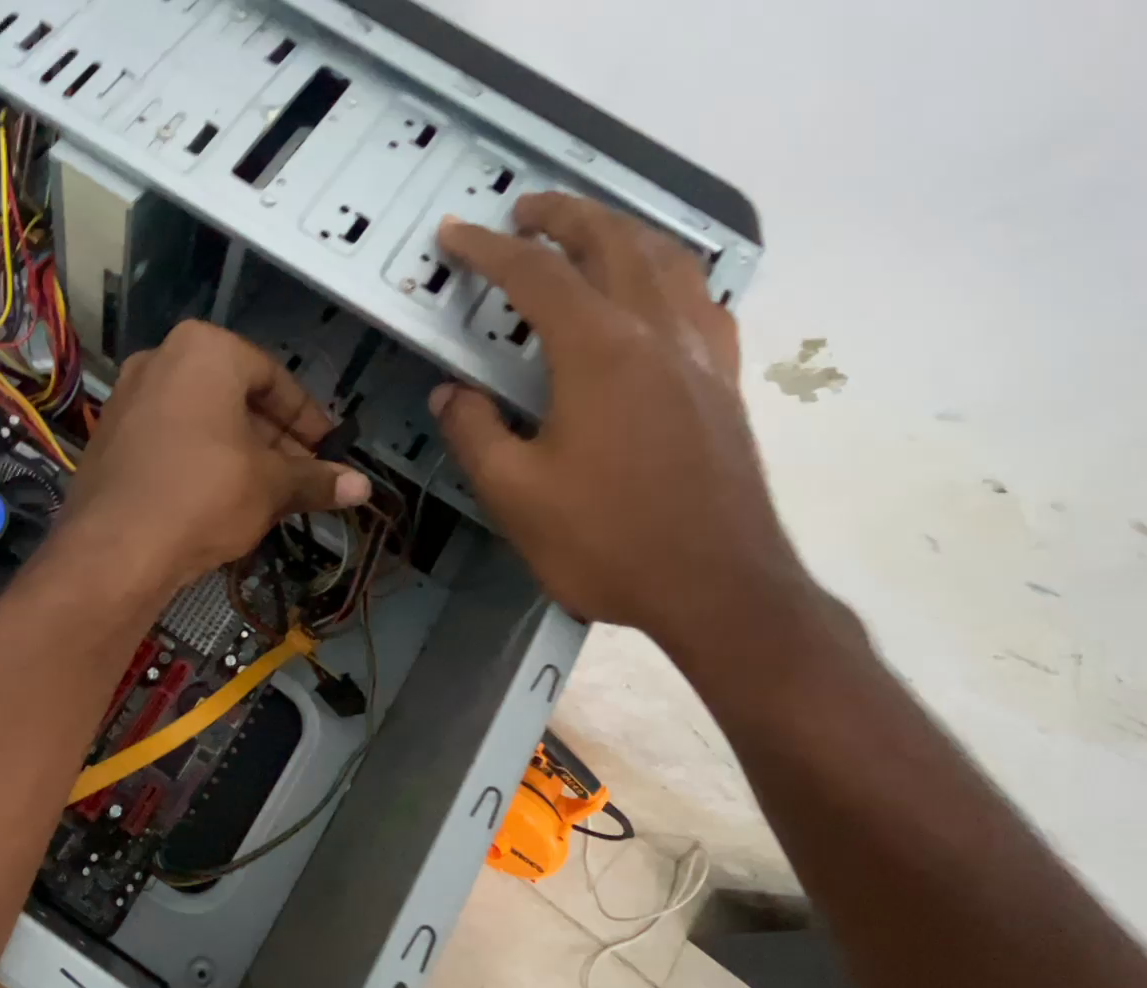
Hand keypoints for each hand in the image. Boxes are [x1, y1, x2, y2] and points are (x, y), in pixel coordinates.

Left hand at [63, 320, 370, 590]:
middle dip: (274, 439)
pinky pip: (169, 440)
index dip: (308, 420)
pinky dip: (200, 461)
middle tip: (301, 477)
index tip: (329, 451)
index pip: (274, 377)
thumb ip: (316, 479)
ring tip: (267, 494)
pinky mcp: (107, 439)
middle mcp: (159, 360)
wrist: (115, 548)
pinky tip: (219, 501)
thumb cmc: (205, 494)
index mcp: (204, 350)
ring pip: (201, 420)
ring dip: (239, 452)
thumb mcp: (271, 485)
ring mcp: (126, 399)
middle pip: (235, 397)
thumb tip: (363, 487)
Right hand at [430, 194, 815, 644]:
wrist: (720, 589)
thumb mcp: (514, 494)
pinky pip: (702, 300)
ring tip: (588, 232)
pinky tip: (658, 291)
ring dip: (621, 231)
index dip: (487, 250)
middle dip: (562, 216)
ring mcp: (701, 354)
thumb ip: (474, 433)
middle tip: (522, 211)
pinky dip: (670, 274)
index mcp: (598, 351)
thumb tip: (451, 393)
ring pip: (667, 260)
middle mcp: (656, 333)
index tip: (454, 234)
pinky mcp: (725, 383)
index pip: (535, 275)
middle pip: (611, 243)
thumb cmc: (607, 542)